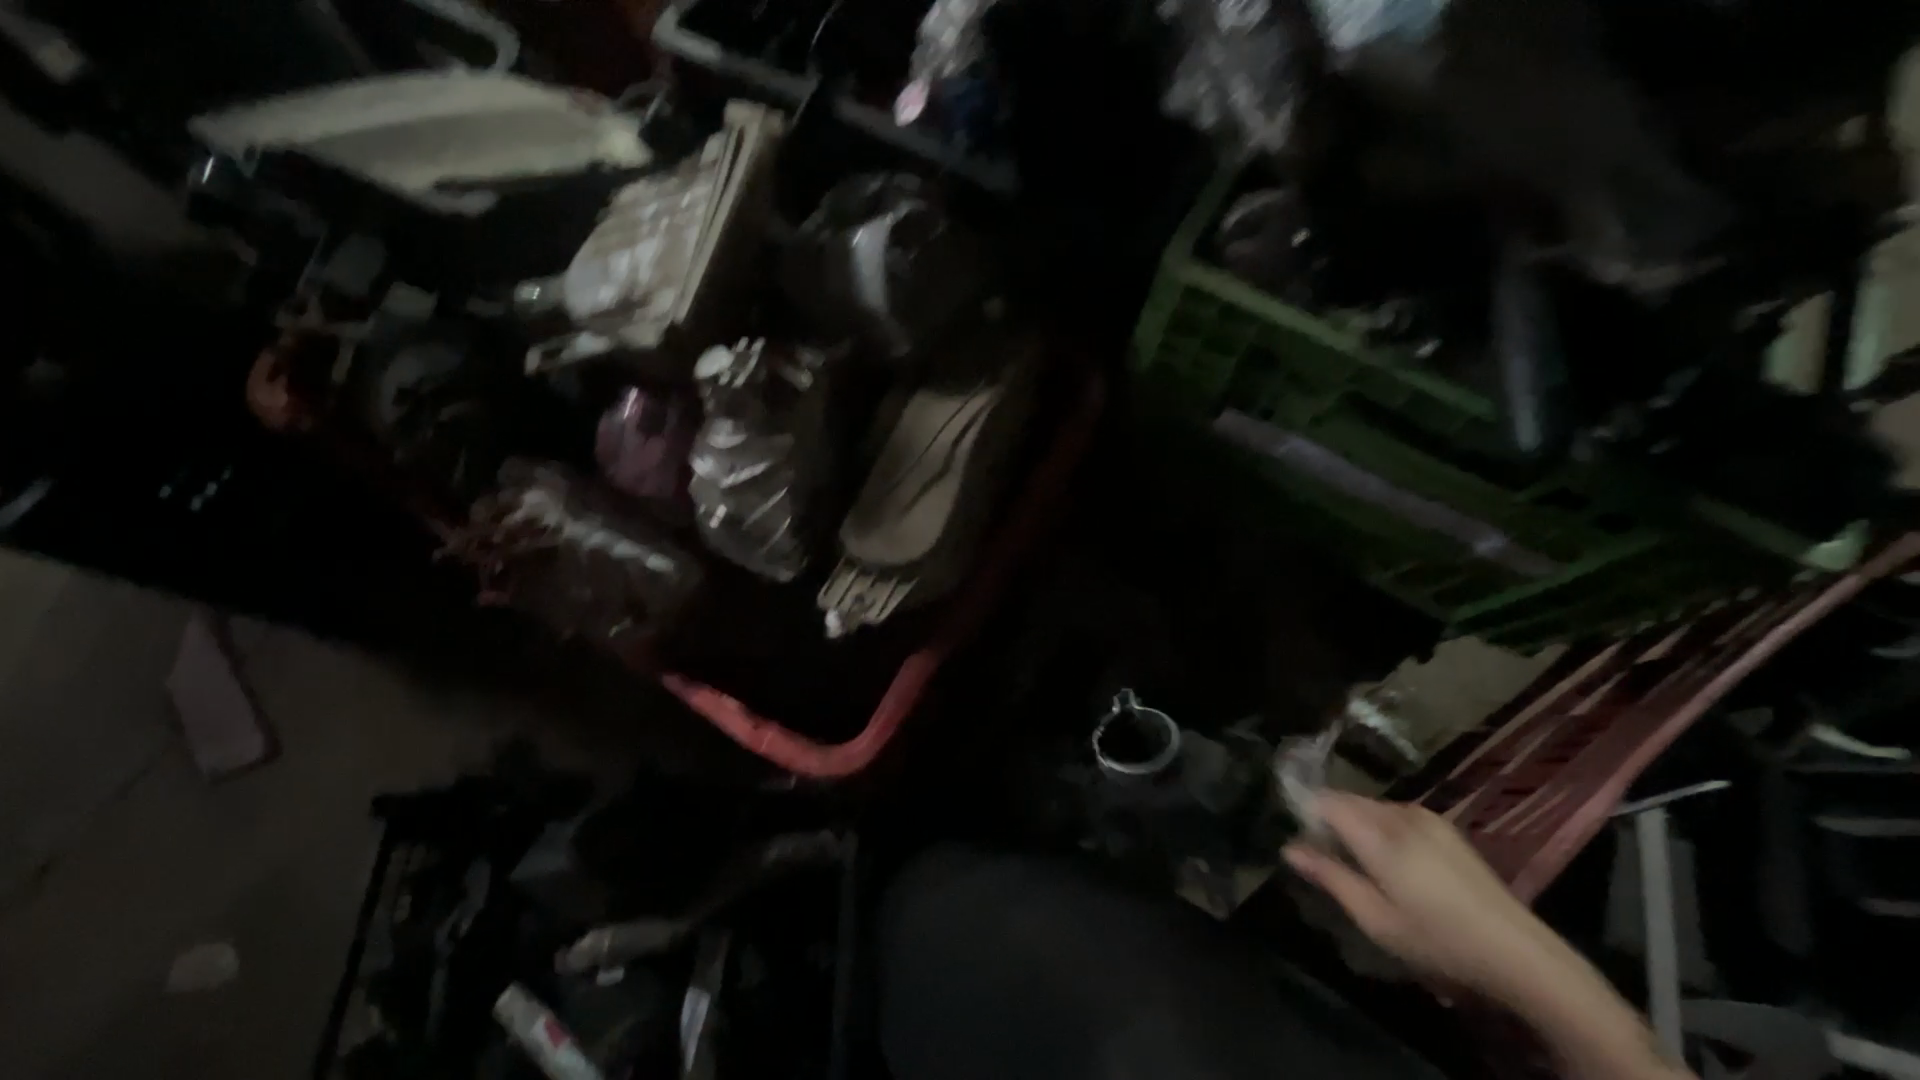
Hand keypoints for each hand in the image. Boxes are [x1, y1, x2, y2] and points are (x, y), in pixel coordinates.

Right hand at [1283, 792, 1560, 1001]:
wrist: (1517, 951)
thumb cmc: (1436, 940)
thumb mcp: (1374, 918)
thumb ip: (1331, 877)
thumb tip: (1290, 848)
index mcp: (1379, 835)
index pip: (1326, 800)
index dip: (1304, 810)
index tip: (1296, 836)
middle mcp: (1401, 815)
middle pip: (1349, 800)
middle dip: (1328, 819)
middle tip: (1322, 857)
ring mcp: (1427, 818)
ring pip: (1372, 807)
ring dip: (1355, 824)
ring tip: (1356, 864)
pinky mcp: (1444, 828)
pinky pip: (1395, 815)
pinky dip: (1380, 828)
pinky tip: (1390, 863)